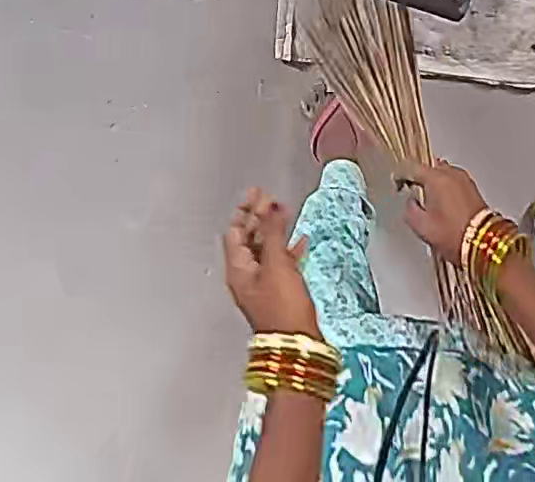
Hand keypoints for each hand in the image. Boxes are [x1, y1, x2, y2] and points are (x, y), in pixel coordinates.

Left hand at [222, 188, 320, 335]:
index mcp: (238, 269)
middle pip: (248, 238)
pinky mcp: (277, 290)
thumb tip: (271, 207)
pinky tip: (298, 241)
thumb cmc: (282, 306)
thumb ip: (273, 232)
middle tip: (268, 198)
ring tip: (283, 212)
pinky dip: (286, 246)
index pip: (235, 231)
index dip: (245, 209)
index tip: (256, 192)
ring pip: (264, 248)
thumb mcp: (276, 263)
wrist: (296, 342)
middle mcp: (246, 276)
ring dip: (273, 229)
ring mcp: (261, 284)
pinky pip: (278, 261)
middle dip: (258, 216)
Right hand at [398, 160, 489, 265]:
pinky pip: (453, 180)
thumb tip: (410, 203)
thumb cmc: (455, 235)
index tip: (397, 182)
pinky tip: (443, 201)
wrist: (484, 244)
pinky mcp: (473, 188)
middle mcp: (451, 174)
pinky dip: (446, 186)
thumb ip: (409, 210)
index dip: (401, 175)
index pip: (412, 168)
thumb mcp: (422, 227)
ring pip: (443, 172)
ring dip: (434, 181)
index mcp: (436, 178)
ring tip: (428, 197)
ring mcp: (464, 180)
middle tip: (411, 188)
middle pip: (429, 167)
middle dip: (419, 176)